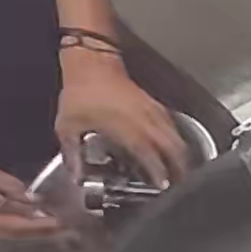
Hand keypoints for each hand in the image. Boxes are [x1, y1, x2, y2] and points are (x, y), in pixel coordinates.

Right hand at [0, 186, 63, 240]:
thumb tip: (29, 198)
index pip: (10, 226)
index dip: (38, 227)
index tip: (63, 223)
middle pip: (11, 235)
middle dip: (40, 232)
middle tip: (68, 226)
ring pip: (4, 236)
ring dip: (29, 231)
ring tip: (56, 225)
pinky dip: (14, 227)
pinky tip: (29, 220)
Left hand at [55, 51, 186, 186]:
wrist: (94, 64)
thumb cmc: (80, 95)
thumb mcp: (67, 125)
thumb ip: (73, 153)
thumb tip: (75, 178)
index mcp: (126, 128)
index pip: (150, 155)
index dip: (158, 172)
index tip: (163, 186)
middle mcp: (147, 123)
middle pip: (174, 150)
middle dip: (180, 169)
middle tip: (181, 185)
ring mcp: (156, 115)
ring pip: (179, 141)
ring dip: (183, 158)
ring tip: (182, 173)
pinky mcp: (160, 110)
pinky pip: (176, 132)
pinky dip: (178, 145)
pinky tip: (174, 152)